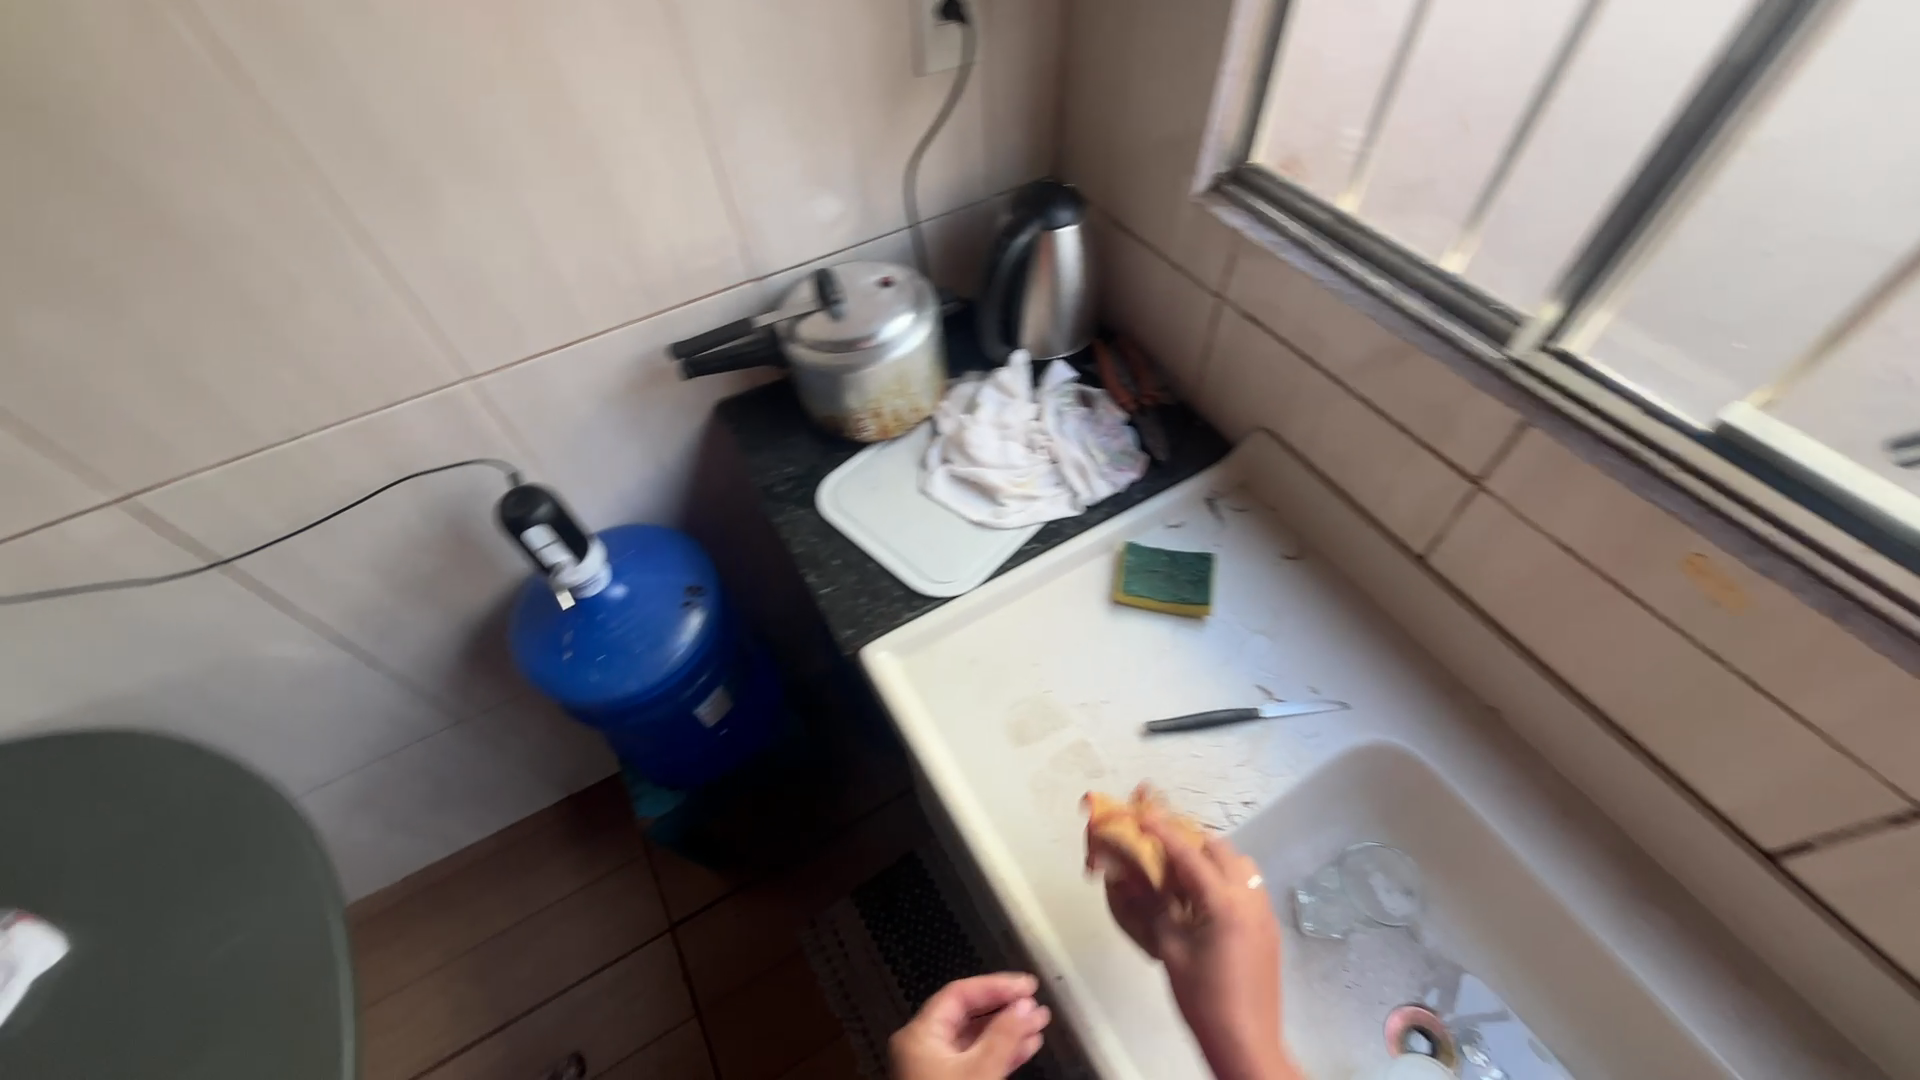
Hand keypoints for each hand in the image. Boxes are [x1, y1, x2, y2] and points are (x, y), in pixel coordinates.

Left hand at [889, 973, 1051, 1079]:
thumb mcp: (980, 1073)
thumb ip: (1004, 1036)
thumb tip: (1026, 1005)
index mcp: (920, 1034)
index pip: (960, 994)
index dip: (996, 986)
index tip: (1028, 986)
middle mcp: (923, 1047)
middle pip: (968, 1015)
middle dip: (1004, 1009)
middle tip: (1036, 1004)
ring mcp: (934, 1070)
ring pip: (975, 1040)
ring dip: (1007, 1031)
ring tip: (1039, 1024)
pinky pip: (976, 1061)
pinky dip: (1000, 1053)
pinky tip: (1027, 1049)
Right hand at [1103, 814, 1298, 1079]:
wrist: (1247, 1044)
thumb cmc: (1203, 999)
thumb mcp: (1170, 949)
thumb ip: (1153, 905)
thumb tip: (1132, 877)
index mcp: (1223, 902)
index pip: (1187, 853)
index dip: (1161, 831)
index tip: (1141, 814)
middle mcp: (1249, 898)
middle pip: (1220, 849)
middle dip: (1189, 841)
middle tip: (1161, 849)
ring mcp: (1263, 913)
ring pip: (1240, 865)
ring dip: (1211, 859)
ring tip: (1184, 874)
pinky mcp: (1269, 928)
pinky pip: (1248, 886)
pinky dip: (1225, 879)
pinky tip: (1205, 901)